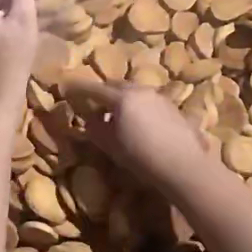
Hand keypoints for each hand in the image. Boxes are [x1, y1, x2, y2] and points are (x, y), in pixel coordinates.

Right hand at [67, 82, 207, 187]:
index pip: (93, 89)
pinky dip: (138, 106)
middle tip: (93, 103)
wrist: (184, 166)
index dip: (78, 89)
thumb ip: (95, 128)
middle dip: (102, 91)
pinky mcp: (174, 108)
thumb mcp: (109, 144)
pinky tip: (139, 122)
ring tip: (117, 113)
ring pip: (134, 91)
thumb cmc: (140, 155)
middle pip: (115, 85)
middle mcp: (141, 91)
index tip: (66, 87)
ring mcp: (160, 97)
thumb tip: (90, 119)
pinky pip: (149, 101)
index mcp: (121, 98)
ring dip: (122, 98)